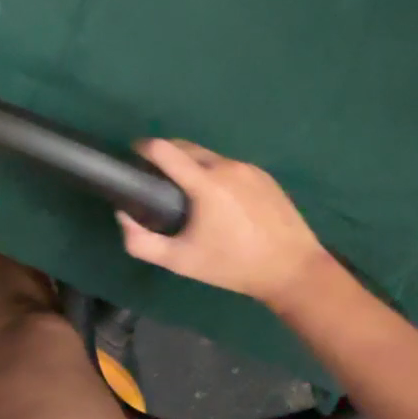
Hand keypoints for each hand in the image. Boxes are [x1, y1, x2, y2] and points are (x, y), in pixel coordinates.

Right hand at [116, 139, 328, 309]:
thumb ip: (141, 242)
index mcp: (205, 183)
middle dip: (165, 154)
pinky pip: (229, 166)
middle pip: (185, 146)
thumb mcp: (181, 262)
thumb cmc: (233, 266)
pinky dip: (215, 173)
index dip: (142, 148)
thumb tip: (122, 216)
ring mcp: (248, 169)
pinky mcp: (265, 176)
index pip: (164, 149)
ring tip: (186, 191)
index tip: (132, 158)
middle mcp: (226, 167)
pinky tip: (218, 200)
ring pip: (208, 156)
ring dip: (191, 164)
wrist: (294, 272)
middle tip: (155, 179)